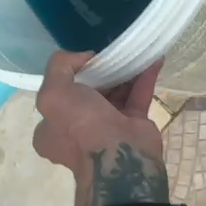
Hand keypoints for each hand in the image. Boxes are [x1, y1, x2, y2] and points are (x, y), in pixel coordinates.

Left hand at [32, 50, 168, 205]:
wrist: (120, 156)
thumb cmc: (81, 127)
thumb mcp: (53, 95)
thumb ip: (59, 68)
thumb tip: (84, 57)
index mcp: (52, 130)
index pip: (58, 98)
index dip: (70, 75)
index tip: (86, 59)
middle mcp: (77, 131)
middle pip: (89, 92)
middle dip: (101, 71)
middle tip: (112, 51)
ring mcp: (106, 128)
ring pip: (115, 92)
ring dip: (125, 71)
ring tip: (135, 49)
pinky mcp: (133, 124)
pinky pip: (138, 95)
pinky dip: (145, 76)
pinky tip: (154, 58)